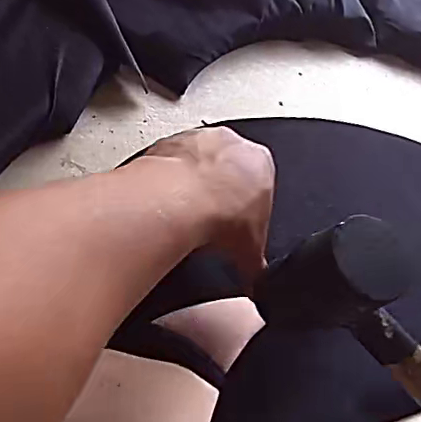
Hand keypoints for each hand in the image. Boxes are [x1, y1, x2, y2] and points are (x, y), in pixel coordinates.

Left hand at [139, 125, 274, 282]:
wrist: (180, 203)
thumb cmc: (220, 215)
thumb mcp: (249, 249)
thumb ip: (254, 263)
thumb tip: (253, 281)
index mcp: (260, 161)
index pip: (257, 183)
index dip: (242, 207)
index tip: (230, 225)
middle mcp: (228, 142)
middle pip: (222, 169)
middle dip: (214, 192)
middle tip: (203, 220)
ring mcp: (193, 140)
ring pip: (192, 162)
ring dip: (186, 185)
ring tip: (179, 217)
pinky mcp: (161, 145)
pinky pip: (163, 165)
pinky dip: (161, 183)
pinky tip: (160, 207)